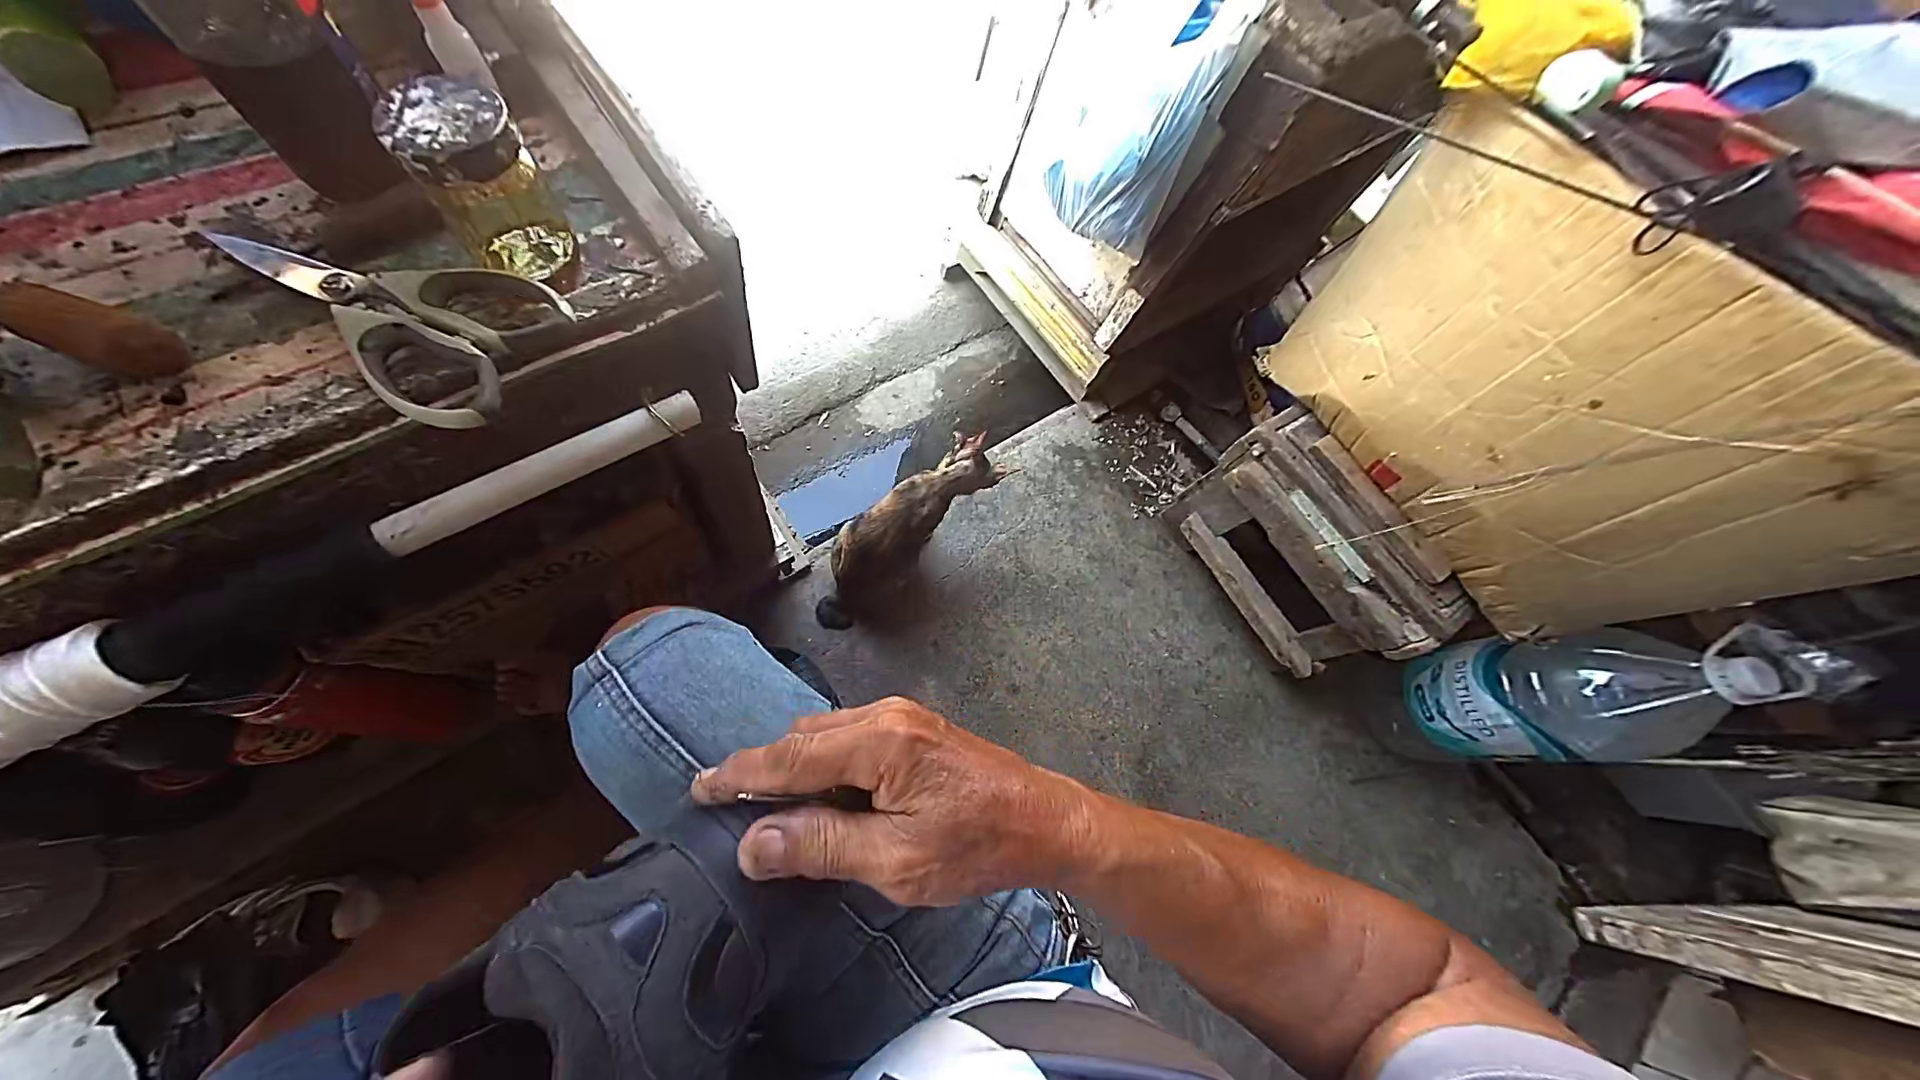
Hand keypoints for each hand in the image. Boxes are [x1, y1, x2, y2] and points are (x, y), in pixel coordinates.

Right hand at [690, 697, 1092, 904]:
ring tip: (778, 812)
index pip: (787, 758)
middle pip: (802, 739)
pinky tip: (827, 796)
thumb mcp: (895, 861)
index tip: (700, 788)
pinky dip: (826, 763)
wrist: (1042, 819)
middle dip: (764, 772)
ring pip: (824, 735)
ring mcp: (902, 715)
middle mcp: (886, 715)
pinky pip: (849, 736)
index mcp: (879, 742)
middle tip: (733, 811)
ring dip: (796, 768)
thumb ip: (821, 846)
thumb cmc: (977, 845)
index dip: (739, 776)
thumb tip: (753, 844)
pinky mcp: (913, 726)